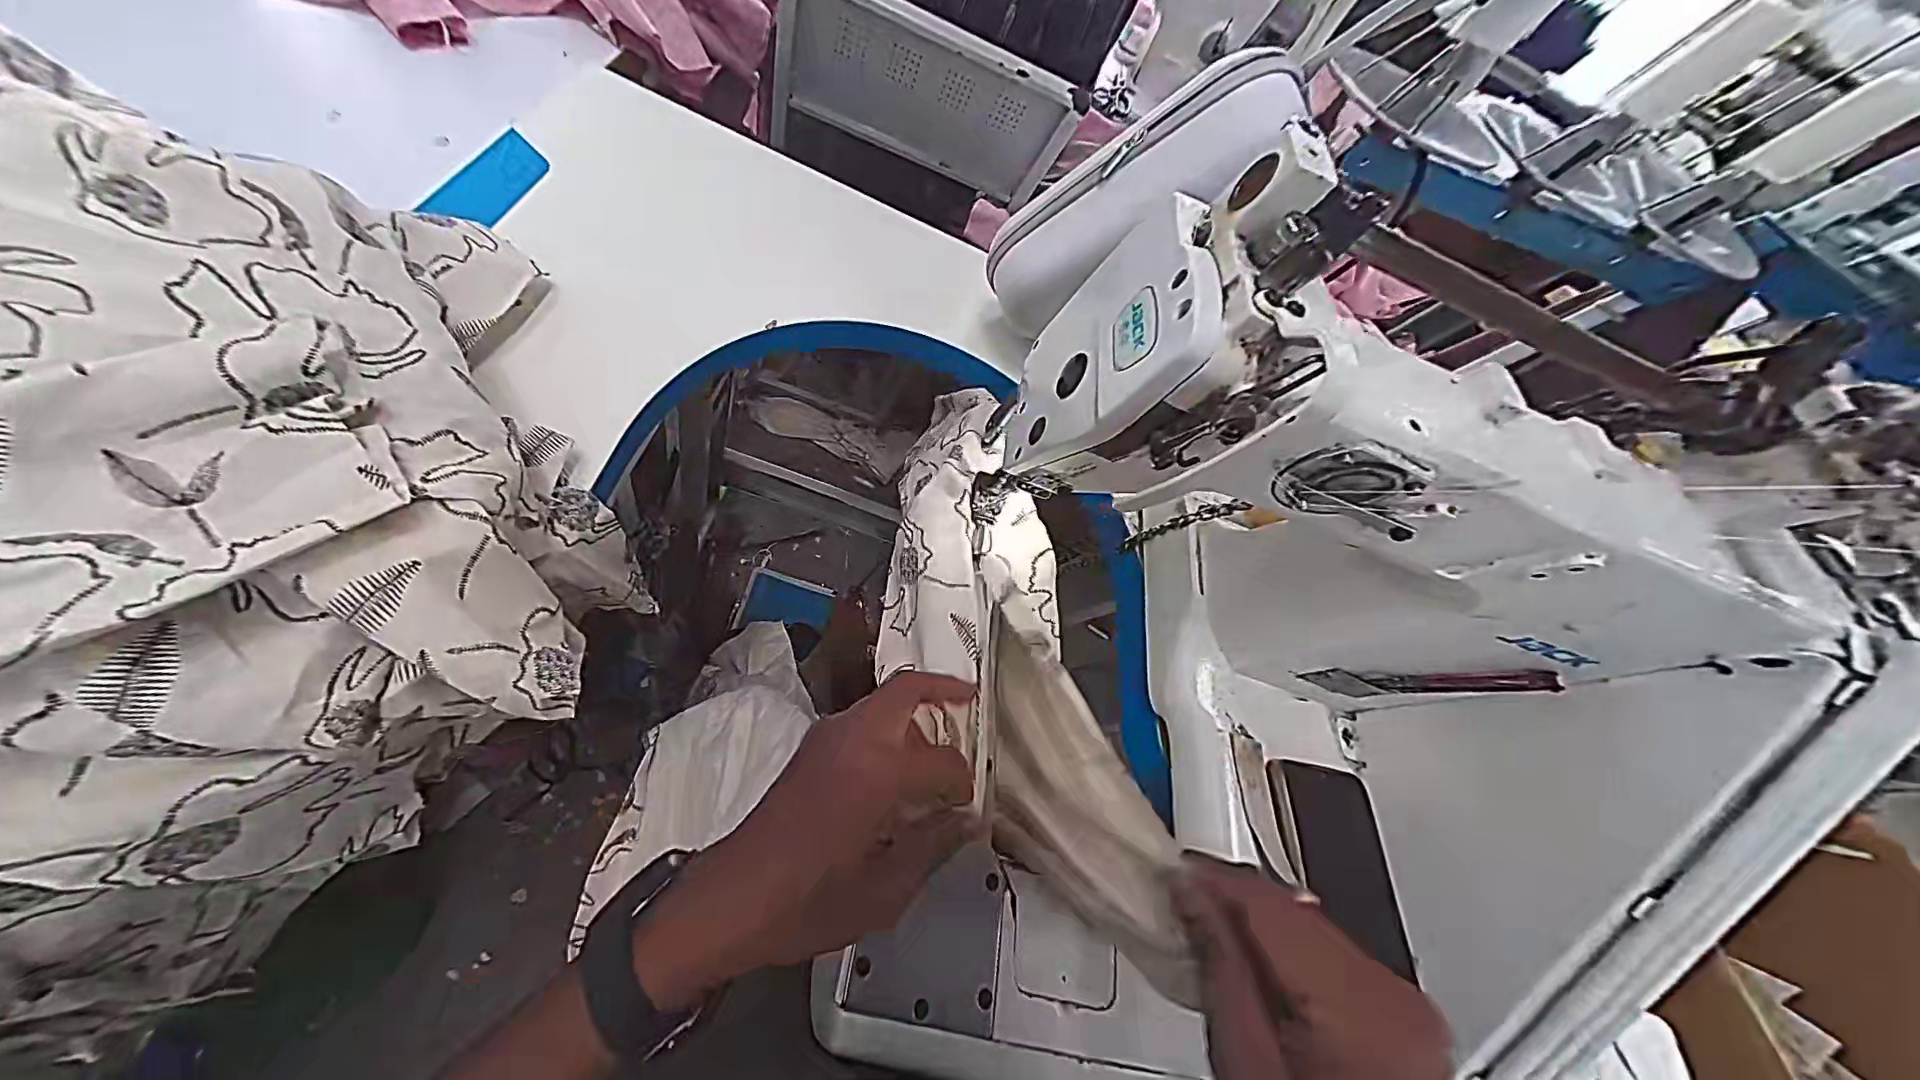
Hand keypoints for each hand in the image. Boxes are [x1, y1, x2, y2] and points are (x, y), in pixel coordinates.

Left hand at [631, 671, 981, 1008]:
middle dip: (942, 690)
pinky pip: (860, 720)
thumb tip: (964, 822)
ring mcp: (826, 739)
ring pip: (881, 702)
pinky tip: (895, 763)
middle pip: (906, 690)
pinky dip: (887, 725)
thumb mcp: (884, 891)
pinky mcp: (809, 749)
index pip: (941, 760)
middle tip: (968, 701)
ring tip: (934, 742)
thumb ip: (932, 847)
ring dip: (913, 710)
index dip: (963, 781)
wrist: (732, 899)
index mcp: (877, 771)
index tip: (968, 803)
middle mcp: (851, 740)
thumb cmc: (806, 902)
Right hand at [1173, 854, 1451, 1079]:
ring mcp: (1409, 1010)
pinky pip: (1337, 958)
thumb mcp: (1246, 1061)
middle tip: (1187, 900)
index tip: (1178, 873)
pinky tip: (1261, 964)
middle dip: (1237, 903)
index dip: (1215, 881)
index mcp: (1358, 1008)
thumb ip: (1221, 966)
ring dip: (1262, 925)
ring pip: (1313, 929)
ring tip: (1217, 933)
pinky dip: (1294, 952)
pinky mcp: (1409, 1020)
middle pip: (1295, 914)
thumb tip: (1195, 898)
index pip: (1270, 905)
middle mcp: (1396, 1000)